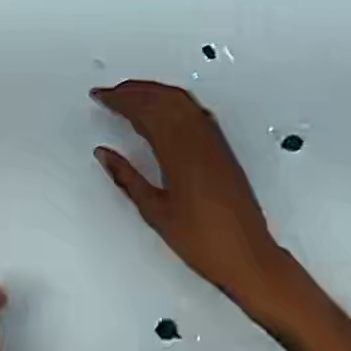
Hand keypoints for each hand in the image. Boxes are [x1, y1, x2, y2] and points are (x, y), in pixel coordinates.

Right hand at [92, 81, 281, 301]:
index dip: (118, 99)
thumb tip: (103, 153)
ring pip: (178, 99)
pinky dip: (172, 98)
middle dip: (132, 90)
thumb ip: (127, 178)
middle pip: (160, 98)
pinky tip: (163, 106)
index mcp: (177, 151)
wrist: (251, 259)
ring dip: (152, 90)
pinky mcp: (222, 146)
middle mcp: (196, 137)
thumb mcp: (156, 213)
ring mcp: (212, 139)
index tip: (99, 96)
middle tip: (109, 93)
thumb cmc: (202, 241)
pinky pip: (193, 108)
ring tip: (131, 95)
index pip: (143, 110)